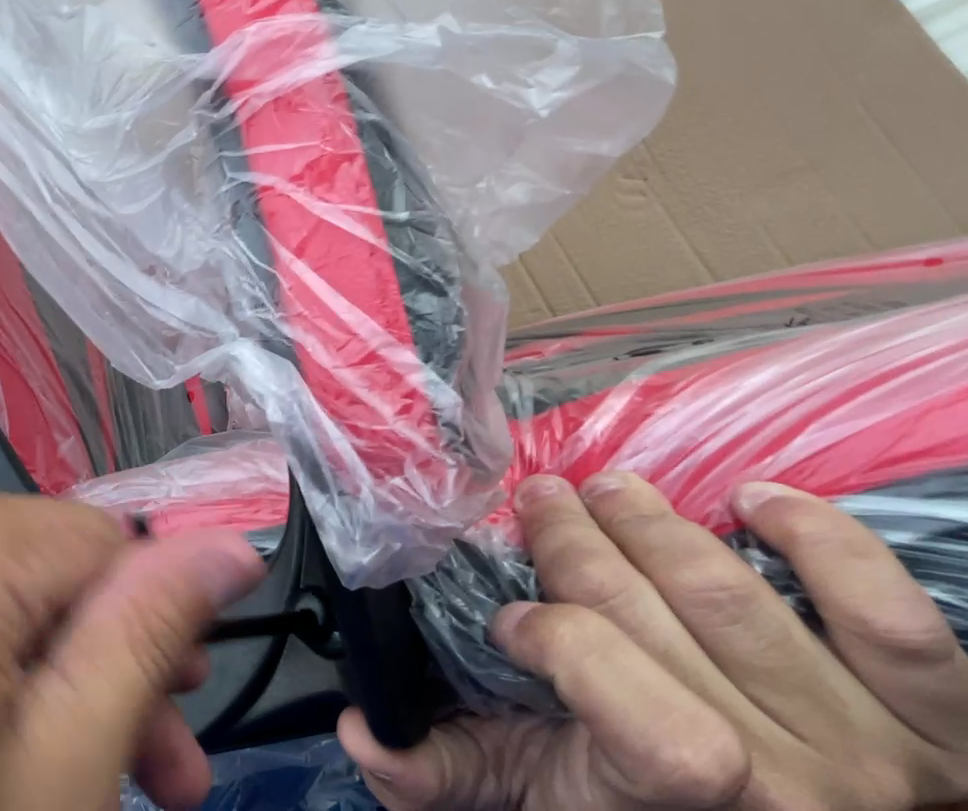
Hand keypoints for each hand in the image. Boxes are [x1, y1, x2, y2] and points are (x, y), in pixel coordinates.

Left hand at [0, 478, 266, 810]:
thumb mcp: (58, 755)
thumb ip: (147, 633)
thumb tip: (227, 548)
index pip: (109, 538)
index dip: (158, 626)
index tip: (181, 720)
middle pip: (50, 570)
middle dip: (107, 666)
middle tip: (152, 774)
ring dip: (52, 681)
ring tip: (81, 781)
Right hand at [339, 472, 967, 809]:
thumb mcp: (542, 809)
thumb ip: (450, 776)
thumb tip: (359, 734)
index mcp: (681, 798)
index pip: (610, 688)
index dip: (554, 638)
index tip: (512, 621)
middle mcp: (789, 781)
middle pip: (658, 617)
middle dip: (576, 542)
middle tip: (538, 499)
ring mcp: (878, 750)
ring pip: (737, 598)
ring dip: (656, 524)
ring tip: (607, 489)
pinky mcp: (944, 721)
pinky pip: (887, 613)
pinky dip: (821, 539)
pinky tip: (754, 499)